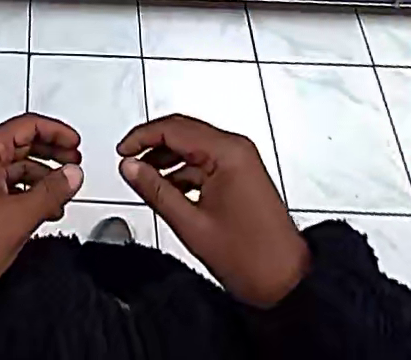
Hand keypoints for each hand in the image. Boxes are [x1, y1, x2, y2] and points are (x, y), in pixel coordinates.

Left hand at [0, 113, 82, 293]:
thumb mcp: (19, 215)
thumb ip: (52, 191)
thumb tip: (73, 174)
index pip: (30, 126)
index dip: (57, 132)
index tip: (75, 143)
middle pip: (26, 142)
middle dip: (53, 152)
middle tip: (73, 162)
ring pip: (20, 165)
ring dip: (44, 176)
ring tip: (63, 192)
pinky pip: (12, 184)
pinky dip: (31, 191)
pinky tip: (46, 208)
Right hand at [117, 114, 308, 307]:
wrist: (287, 282)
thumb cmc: (252, 258)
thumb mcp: (192, 224)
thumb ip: (156, 191)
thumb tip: (130, 167)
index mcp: (227, 151)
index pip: (175, 127)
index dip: (143, 136)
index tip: (122, 150)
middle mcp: (236, 147)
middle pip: (184, 131)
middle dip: (152, 143)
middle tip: (128, 159)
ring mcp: (240, 159)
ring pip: (193, 145)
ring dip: (167, 157)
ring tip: (143, 177)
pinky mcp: (240, 173)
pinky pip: (205, 160)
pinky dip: (183, 170)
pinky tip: (168, 189)